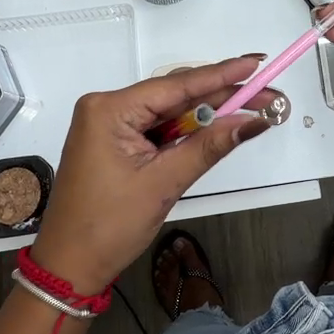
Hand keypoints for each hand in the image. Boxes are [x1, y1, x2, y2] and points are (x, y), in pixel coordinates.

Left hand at [30, 58, 277, 293]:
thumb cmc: (108, 227)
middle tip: (267, 93)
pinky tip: (217, 126)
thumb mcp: (163, 183)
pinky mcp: (114, 141)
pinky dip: (186, 130)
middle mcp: (107, 106)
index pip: (177, 86)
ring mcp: (109, 124)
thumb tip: (254, 120)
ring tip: (251, 107)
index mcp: (110, 109)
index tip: (257, 63)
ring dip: (207, 114)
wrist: (67, 270)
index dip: (222, 74)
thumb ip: (209, 146)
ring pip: (169, 110)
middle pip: (175, 94)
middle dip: (222, 95)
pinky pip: (158, 126)